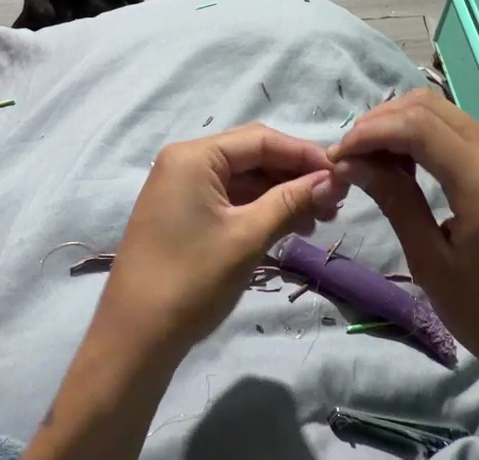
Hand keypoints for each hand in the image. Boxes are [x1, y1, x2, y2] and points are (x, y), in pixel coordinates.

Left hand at [26, 126, 345, 459]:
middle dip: (294, 175)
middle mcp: (184, 161)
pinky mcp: (181, 212)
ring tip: (317, 220)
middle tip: (334, 202)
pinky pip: (228, 197)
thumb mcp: (248, 238)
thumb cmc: (192, 280)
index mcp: (194, 156)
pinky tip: (287, 226)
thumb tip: (332, 180)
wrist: (135, 338)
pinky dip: (258, 208)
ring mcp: (180, 187)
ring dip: (280, 194)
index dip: (305, 155)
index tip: (343, 176)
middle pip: (251, 155)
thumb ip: (290, 202)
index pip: (261, 140)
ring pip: (242, 178)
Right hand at [330, 90, 478, 458]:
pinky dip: (423, 134)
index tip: (338, 156)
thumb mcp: (431, 264)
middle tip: (350, 155)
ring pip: (444, 111)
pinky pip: (459, 130)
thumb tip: (351, 162)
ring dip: (400, 124)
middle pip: (430, 106)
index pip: (419, 127)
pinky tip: (402, 161)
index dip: (371, 132)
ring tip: (370, 158)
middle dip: (381, 121)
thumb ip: (395, 201)